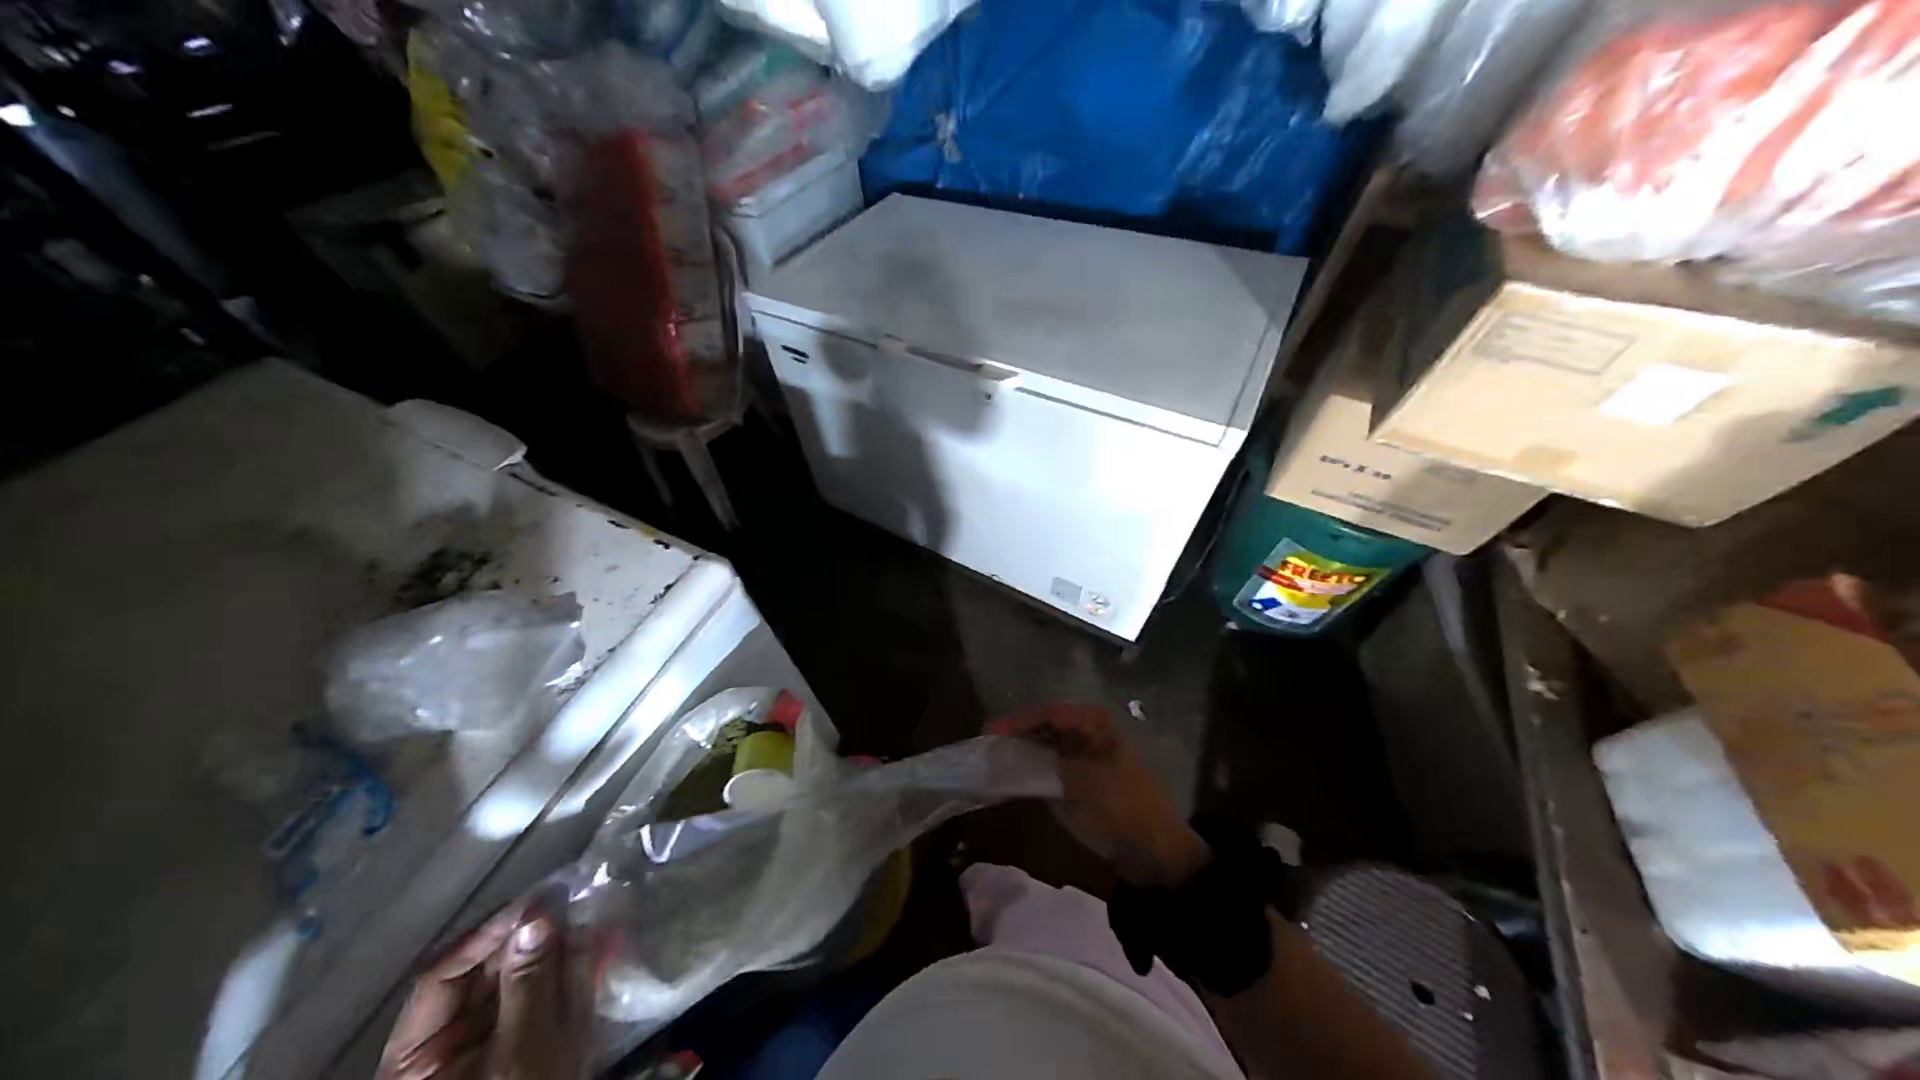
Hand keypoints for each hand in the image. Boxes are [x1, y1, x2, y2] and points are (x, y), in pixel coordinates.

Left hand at [376, 899, 581, 1079]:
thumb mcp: (519, 1058)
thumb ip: (528, 986)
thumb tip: (539, 916)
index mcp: (414, 1057)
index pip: (441, 976)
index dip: (485, 935)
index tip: (534, 904)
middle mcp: (442, 1045)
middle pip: (480, 974)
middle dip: (529, 936)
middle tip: (572, 899)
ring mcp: (485, 1046)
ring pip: (515, 981)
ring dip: (556, 949)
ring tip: (595, 918)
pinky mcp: (523, 1048)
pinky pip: (541, 999)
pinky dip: (569, 973)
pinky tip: (601, 948)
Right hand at [988, 703, 1208, 886]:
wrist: (1152, 850)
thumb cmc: (1118, 807)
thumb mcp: (1077, 781)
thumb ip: (1041, 762)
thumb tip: (1008, 752)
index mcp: (1095, 723)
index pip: (1048, 711)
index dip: (1016, 720)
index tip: (990, 732)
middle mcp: (1089, 732)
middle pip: (1044, 723)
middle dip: (1015, 732)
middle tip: (986, 744)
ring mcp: (1084, 755)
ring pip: (1044, 743)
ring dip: (1020, 749)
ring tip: (992, 758)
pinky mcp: (1079, 779)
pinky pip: (1048, 765)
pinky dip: (1028, 768)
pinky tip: (1009, 776)